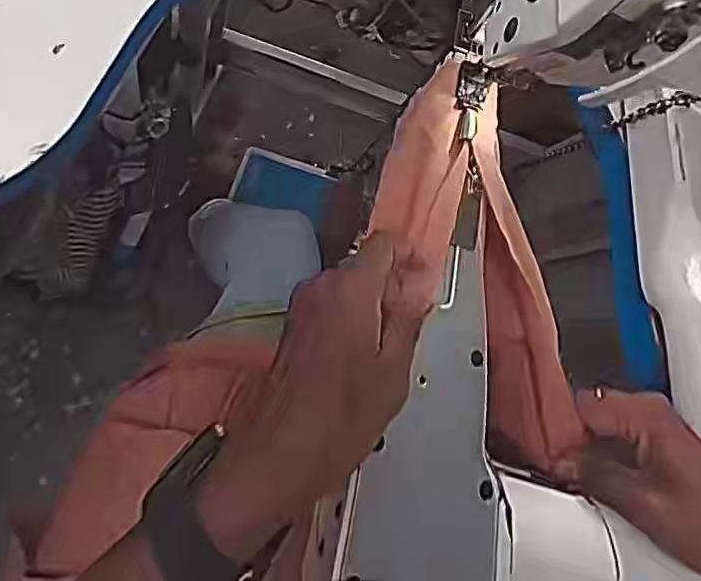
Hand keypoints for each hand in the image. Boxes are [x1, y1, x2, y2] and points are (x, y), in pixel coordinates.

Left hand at [193, 232, 434, 560]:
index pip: (384, 243)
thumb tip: (416, 296)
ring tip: (385, 342)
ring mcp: (302, 304)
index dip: (409, 253)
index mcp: (351, 290)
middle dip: (390, 282)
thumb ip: (408, 322)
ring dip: (369, 300)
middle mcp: (321, 287)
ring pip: (346, 283)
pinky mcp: (291, 323)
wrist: (277, 456)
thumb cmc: (338, 419)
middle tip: (410, 315)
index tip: (422, 271)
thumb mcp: (393, 372)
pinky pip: (329, 302)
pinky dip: (348, 313)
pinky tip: (359, 352)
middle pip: (365, 263)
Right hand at [563, 390, 700, 580]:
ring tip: (571, 478)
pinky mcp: (661, 446)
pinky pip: (619, 442)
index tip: (539, 445)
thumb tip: (563, 462)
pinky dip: (603, 459)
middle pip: (593, 413)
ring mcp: (659, 428)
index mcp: (650, 414)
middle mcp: (655, 412)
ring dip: (586, 451)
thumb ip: (598, 477)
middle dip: (571, 439)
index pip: (585, 403)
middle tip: (552, 466)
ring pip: (604, 428)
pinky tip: (595, 482)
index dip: (558, 425)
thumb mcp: (646, 506)